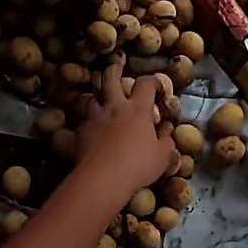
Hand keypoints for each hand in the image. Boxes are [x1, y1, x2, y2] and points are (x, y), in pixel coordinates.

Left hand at [74, 64, 177, 200]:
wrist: (103, 178)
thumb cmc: (138, 165)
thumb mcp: (161, 156)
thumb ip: (166, 141)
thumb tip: (166, 130)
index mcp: (138, 110)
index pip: (146, 84)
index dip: (152, 80)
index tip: (156, 86)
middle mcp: (115, 107)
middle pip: (110, 78)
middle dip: (114, 71)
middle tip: (117, 68)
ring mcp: (95, 118)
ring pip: (91, 97)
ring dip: (96, 97)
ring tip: (100, 101)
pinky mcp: (81, 131)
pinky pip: (83, 119)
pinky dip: (88, 120)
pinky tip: (91, 127)